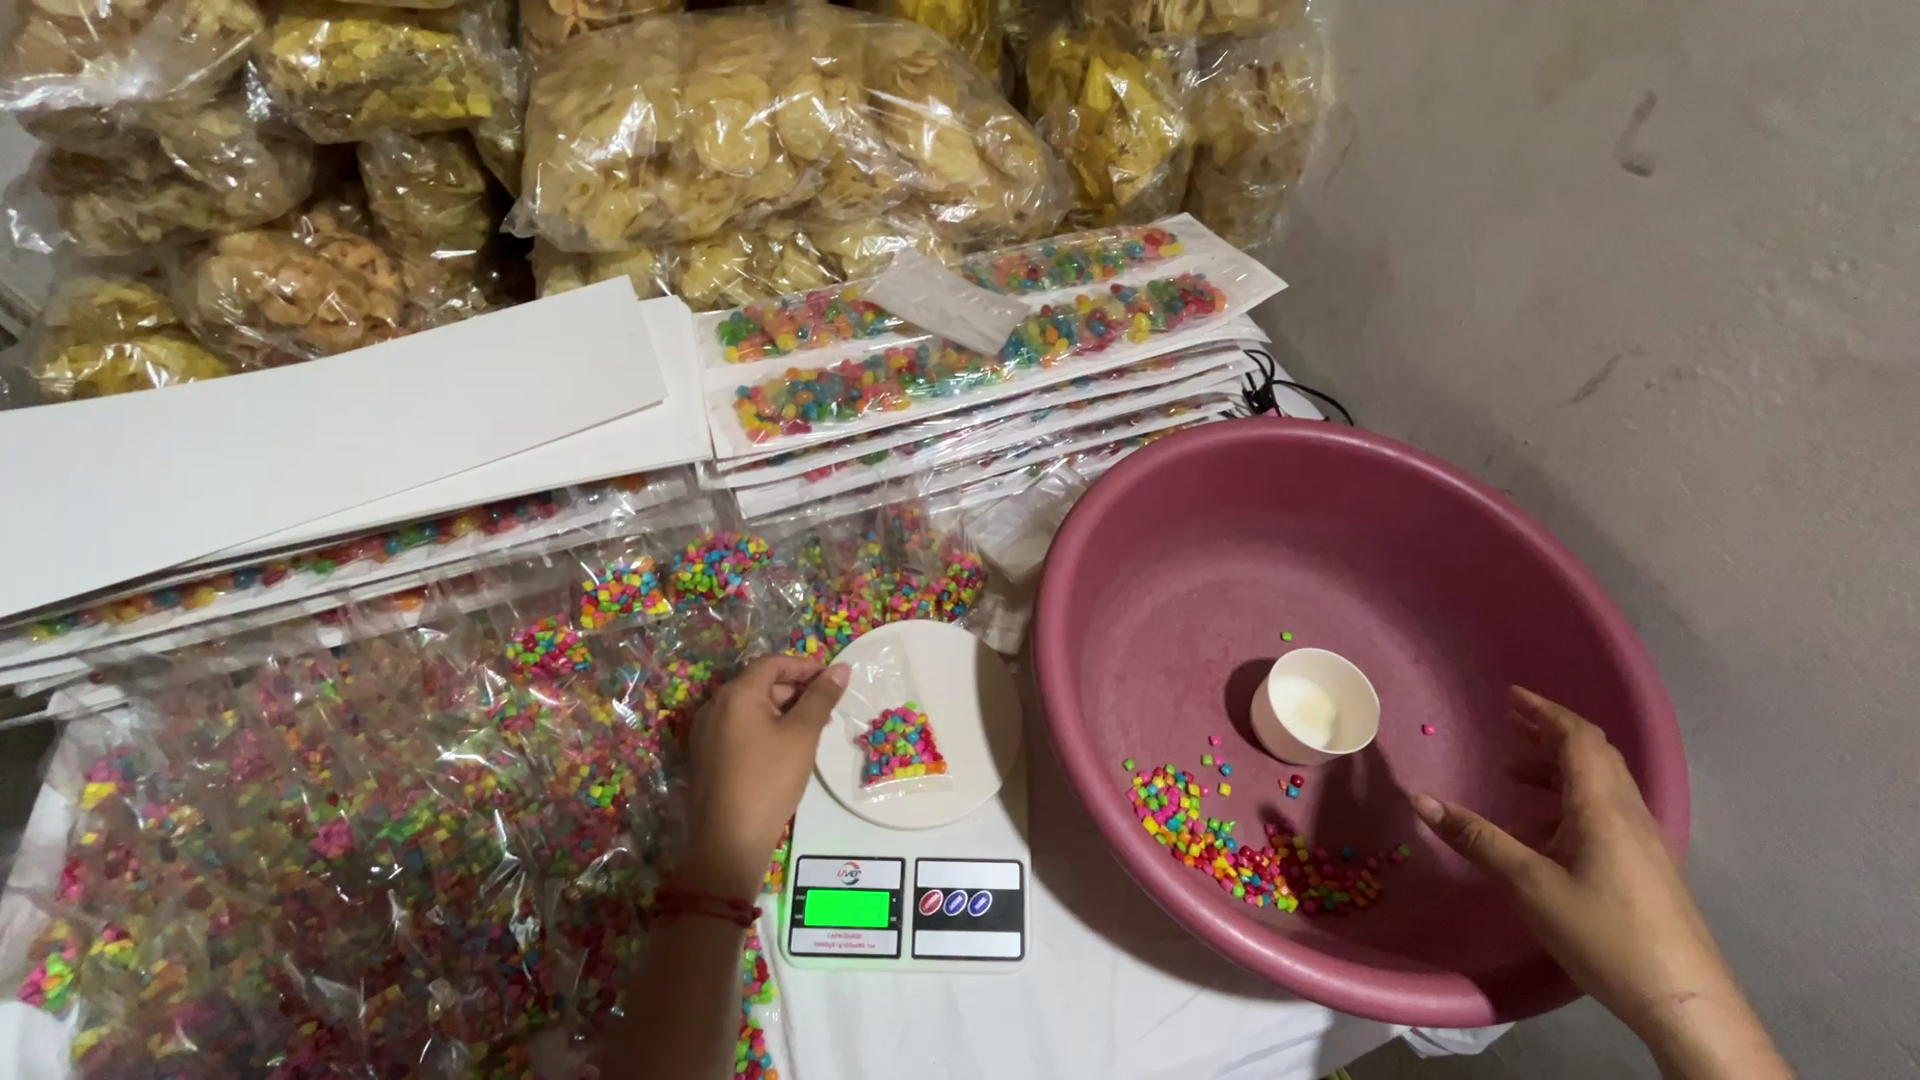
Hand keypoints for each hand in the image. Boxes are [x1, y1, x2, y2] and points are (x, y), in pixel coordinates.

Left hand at [681, 655, 847, 898]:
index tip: (832, 681)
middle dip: (795, 690)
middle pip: (760, 684)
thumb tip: (840, 668)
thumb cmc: (769, 779)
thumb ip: (821, 697)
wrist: (728, 840)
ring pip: (750, 707)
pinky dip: (765, 728)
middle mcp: (715, 706)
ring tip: (811, 730)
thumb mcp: (802, 735)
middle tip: (826, 709)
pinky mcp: (706, 756)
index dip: (805, 667)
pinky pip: (739, 728)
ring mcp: (706, 732)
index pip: (772, 663)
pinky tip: (785, 749)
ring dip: (782, 710)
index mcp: (736, 694)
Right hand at [1411, 687, 1788, 1079]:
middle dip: (1549, 733)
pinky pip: (1603, 811)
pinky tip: (1539, 828)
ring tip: (1512, 772)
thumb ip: (1476, 837)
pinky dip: (1567, 799)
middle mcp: (1629, 815)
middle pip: (1594, 755)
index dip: (1545, 712)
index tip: (1510, 696)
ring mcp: (1642, 842)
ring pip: (1600, 784)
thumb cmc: (1604, 933)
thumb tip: (1419, 798)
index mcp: (1603, 808)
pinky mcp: (1644, 866)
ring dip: (1556, 767)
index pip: (1579, 739)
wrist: (1685, 1003)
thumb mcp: (1528, 883)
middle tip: (1508, 722)